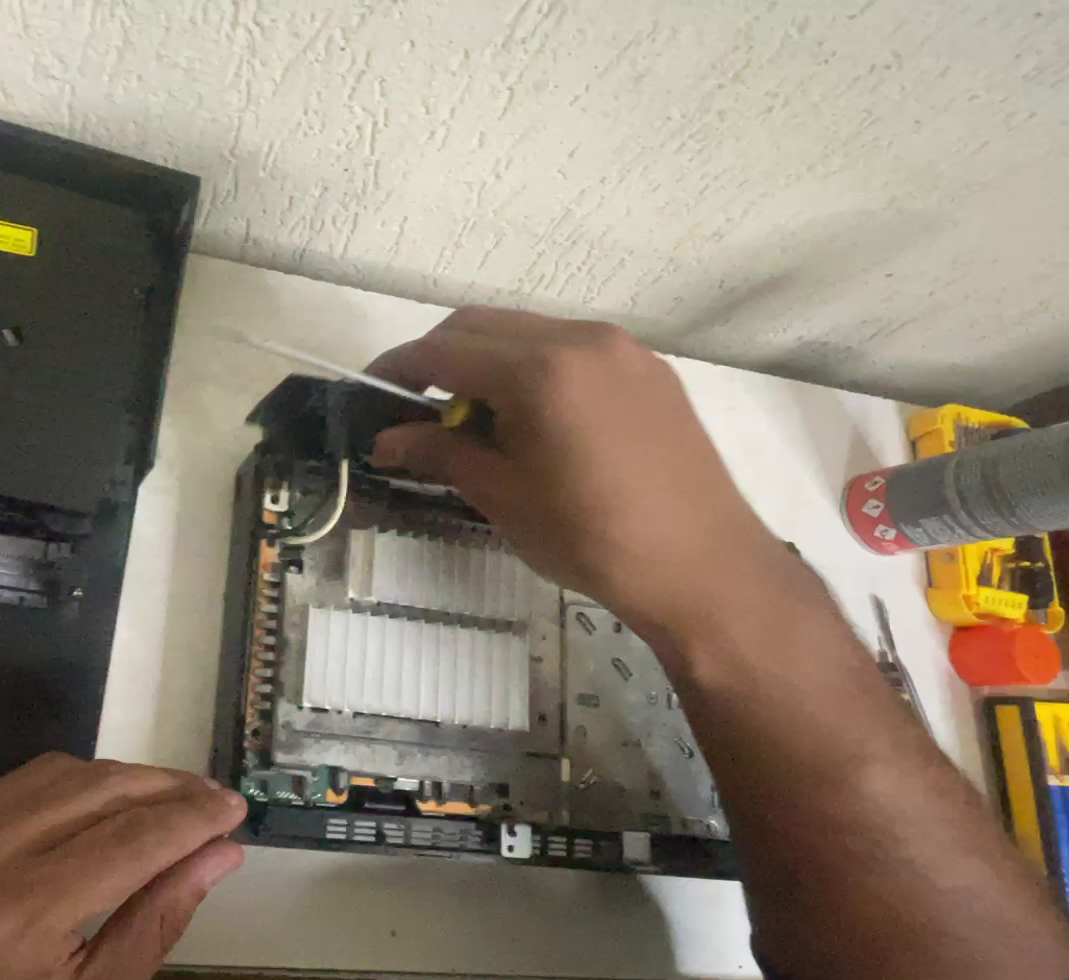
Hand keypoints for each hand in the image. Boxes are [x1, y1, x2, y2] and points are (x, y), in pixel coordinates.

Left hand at [0, 753, 245, 979]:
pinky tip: (101, 805)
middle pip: (101, 789)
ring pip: (63, 772)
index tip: (235, 807)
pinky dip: (72, 785)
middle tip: (212, 797)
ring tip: (168, 798)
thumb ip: (162, 918)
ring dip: (125, 779)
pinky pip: (20, 782)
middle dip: (168, 787)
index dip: (193, 818)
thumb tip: (222, 852)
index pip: (134, 839)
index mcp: (27, 912)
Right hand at [367, 307, 794, 637]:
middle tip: (412, 408)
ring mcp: (619, 348)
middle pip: (478, 326)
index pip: (442, 351)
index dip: (396, 369)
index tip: (368, 392)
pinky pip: (565, 347)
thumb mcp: (499, 495)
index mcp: (540, 371)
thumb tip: (385, 440)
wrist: (701, 565)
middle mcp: (580, 339)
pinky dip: (526, 367)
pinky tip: (525, 417)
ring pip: (523, 331)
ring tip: (469, 419)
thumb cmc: (588, 537)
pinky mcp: (644, 367)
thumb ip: (437, 453)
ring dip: (481, 362)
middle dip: (434, 359)